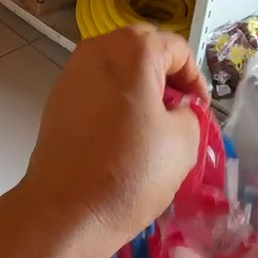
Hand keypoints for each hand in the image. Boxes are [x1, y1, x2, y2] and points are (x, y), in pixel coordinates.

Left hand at [12, 25, 205, 257]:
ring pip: (117, 65)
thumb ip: (189, 113)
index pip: (177, 48)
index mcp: (133, 49)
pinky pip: (96, 84)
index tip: (199, 112)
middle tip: (177, 112)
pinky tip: (120, 133)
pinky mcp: (58, 95)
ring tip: (150, 124)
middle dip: (165, 75)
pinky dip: (113, 98)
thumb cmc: (132, 170)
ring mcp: (73, 70)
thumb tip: (176, 109)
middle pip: (144, 48)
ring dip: (138, 85)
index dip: (195, 79)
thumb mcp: (184, 142)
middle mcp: (98, 47)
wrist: (67, 210)